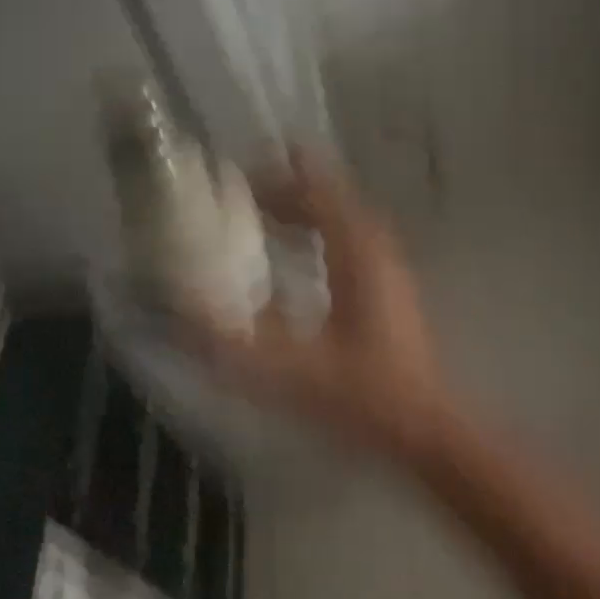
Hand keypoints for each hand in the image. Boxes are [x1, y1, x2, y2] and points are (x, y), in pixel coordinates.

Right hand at [189, 148, 453, 460]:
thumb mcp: (289, 371)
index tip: (240, 168)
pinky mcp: (392, 298)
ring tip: (265, 222)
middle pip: (331, 201)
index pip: (319, 188)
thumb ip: (229, 344)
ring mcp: (390, 274)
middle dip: (287, 192)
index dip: (279, 173)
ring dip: (305, 217)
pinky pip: (351, 250)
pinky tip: (299, 268)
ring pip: (344, 226)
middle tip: (244, 195)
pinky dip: (321, 243)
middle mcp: (378, 253)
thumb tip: (175, 316)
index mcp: (357, 254)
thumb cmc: (364, 397)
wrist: (424, 430)